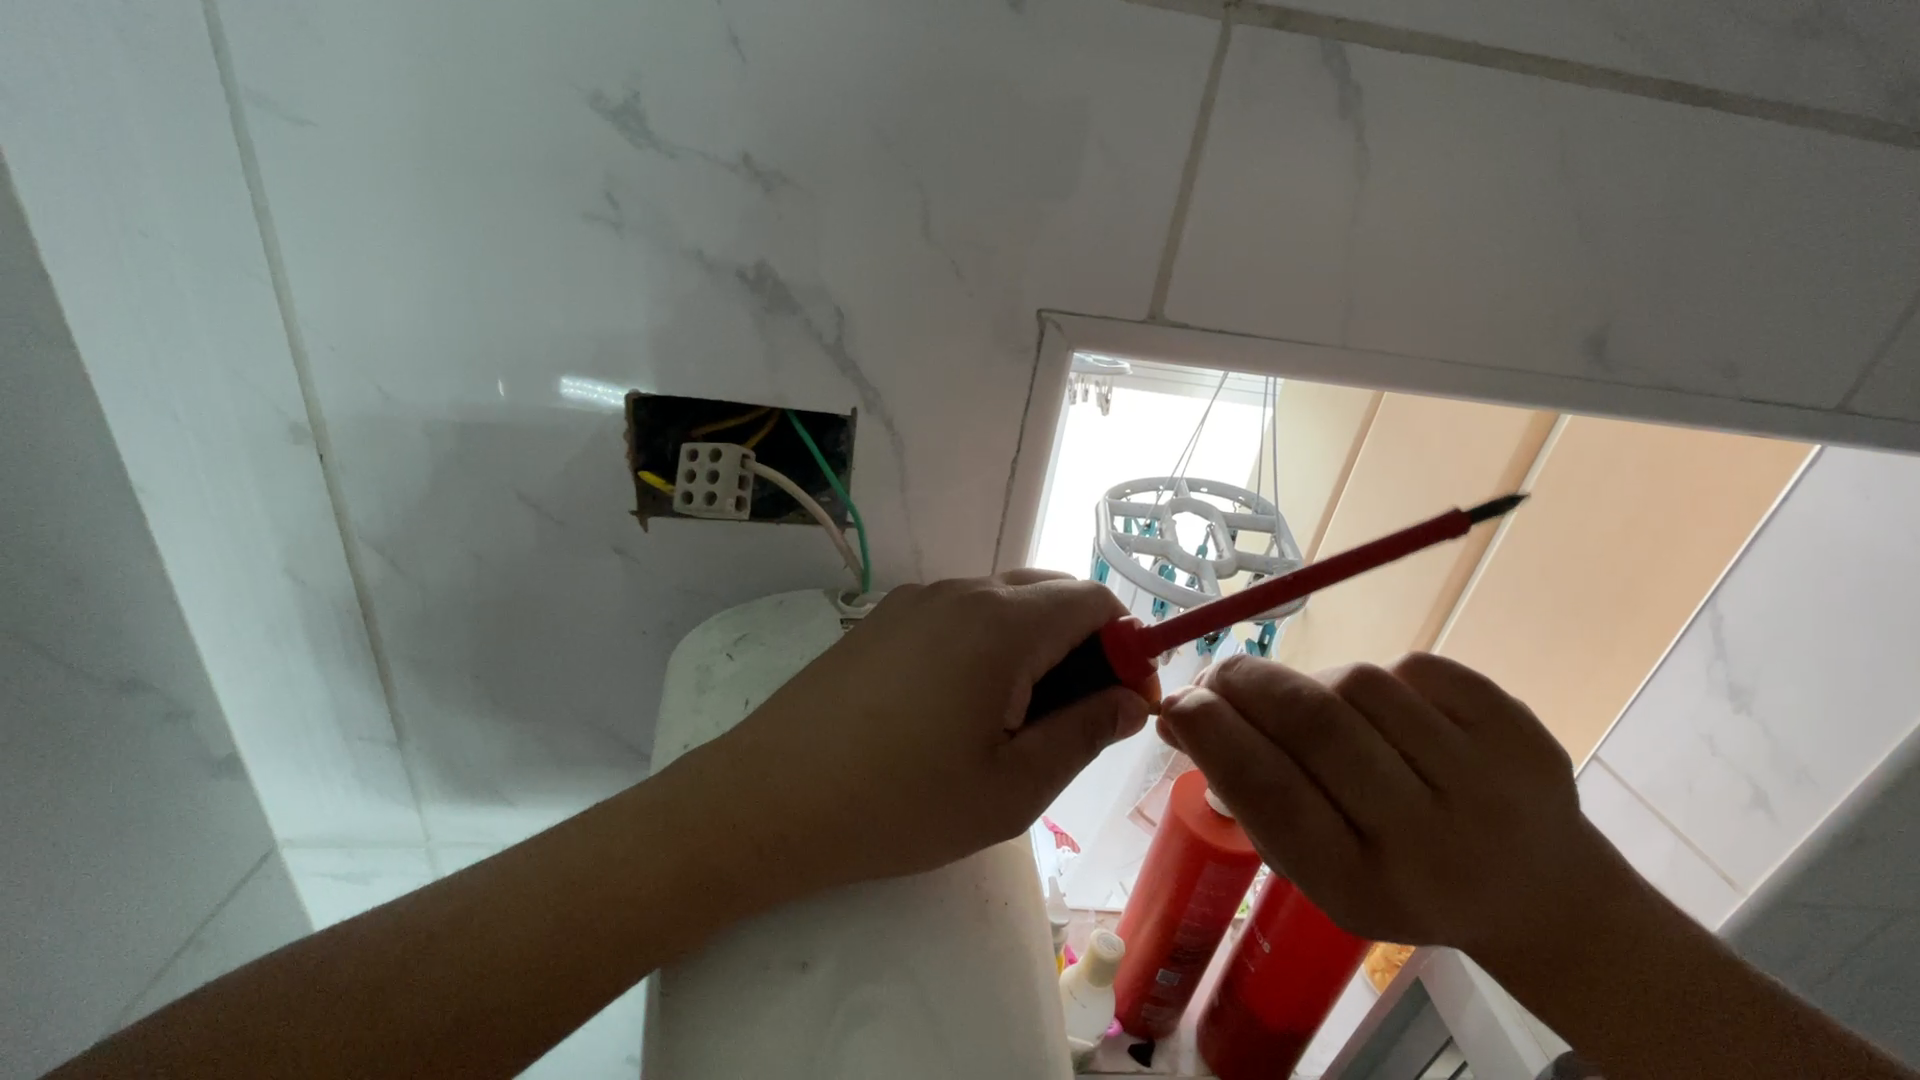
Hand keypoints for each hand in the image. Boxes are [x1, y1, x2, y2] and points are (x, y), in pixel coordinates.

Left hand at [696, 571, 1150, 896]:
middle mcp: (960, 592)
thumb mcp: (1013, 787)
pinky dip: (985, 646)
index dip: (1126, 648)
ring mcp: (912, 601)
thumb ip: (1085, 732)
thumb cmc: (901, 804)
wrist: (767, 801)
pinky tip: (956, 710)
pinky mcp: (880, 620)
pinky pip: (958, 616)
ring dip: (1032, 648)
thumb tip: (1129, 701)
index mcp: (1002, 622)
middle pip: (1051, 593)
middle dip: (1082, 647)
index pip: (1095, 601)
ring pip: (1002, 603)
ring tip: (1011, 723)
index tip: (1121, 707)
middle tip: (1070, 721)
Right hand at [1159, 653, 1631, 960]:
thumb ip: (1245, 791)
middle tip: (1219, 674)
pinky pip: (1416, 668)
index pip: (1271, 791)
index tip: (1178, 703)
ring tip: (1315, 706)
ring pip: (1360, 684)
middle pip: (1315, 725)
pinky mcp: (1522, 733)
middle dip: (1249, 684)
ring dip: (1314, 682)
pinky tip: (1385, 713)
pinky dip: (1380, 678)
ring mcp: (1486, 783)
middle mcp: (1429, 841)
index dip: (1215, 734)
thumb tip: (1175, 716)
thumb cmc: (1392, 876)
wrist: (1532, 890)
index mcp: (1362, 886)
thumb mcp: (1311, 863)